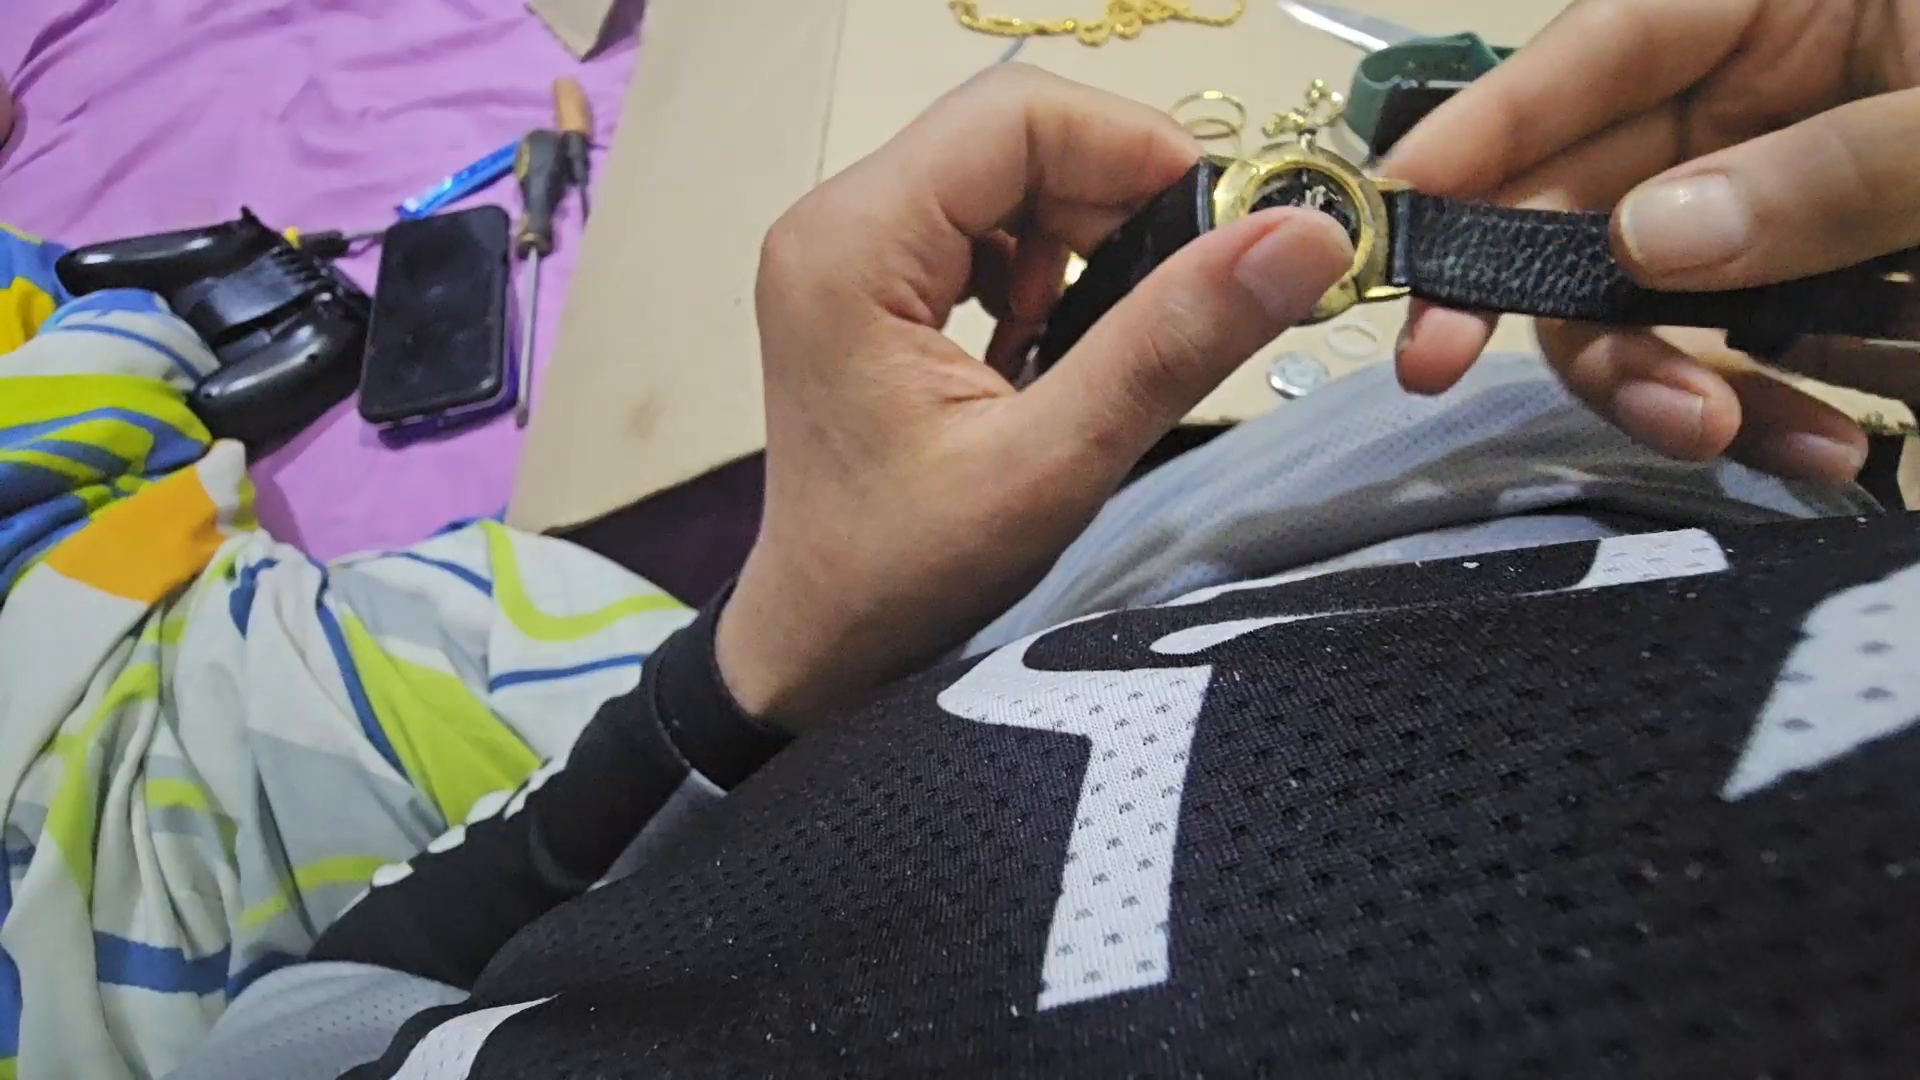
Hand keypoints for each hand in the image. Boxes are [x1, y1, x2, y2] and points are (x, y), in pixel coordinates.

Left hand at [715, 65, 1352, 727]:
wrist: (824, 631)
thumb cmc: (904, 573)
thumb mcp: (1046, 467)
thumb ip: (1167, 346)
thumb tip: (1300, 238)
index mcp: (851, 249)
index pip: (1015, 117)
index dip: (1135, 153)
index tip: (1217, 233)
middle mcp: (831, 230)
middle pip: (1005, 142)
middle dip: (1109, 201)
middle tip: (1170, 294)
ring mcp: (841, 260)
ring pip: (996, 185)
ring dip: (1073, 242)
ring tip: (1093, 339)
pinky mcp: (861, 294)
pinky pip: (971, 236)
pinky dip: (1033, 275)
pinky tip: (1040, 348)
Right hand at [1385, 0, 1919, 483]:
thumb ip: (1837, 162)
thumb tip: (1653, 244)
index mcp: (1770, 1)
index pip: (1571, 69)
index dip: (1463, 145)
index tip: (1384, 225)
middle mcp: (1735, 101)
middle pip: (1558, 205)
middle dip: (1506, 299)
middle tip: (1433, 372)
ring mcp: (1750, 198)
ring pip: (1617, 298)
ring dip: (1641, 379)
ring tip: (1721, 437)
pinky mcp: (1786, 276)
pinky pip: (1705, 345)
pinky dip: (1735, 404)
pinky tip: (1801, 444)